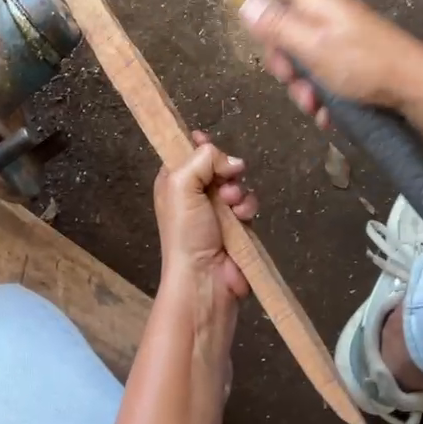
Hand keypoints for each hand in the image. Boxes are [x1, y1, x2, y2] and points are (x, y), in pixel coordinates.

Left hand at [154, 133, 257, 299]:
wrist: (205, 280)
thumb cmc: (185, 231)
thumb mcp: (181, 185)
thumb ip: (202, 159)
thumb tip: (232, 161)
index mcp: (174, 180)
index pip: (187, 151)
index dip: (200, 146)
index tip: (207, 143)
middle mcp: (194, 192)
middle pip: (217, 164)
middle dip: (225, 170)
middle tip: (224, 183)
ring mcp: (216, 210)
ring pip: (236, 183)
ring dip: (238, 192)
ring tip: (232, 205)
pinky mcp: (237, 226)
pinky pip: (248, 204)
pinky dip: (248, 208)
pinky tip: (242, 218)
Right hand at [239, 0, 422, 119]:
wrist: (419, 90)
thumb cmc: (363, 64)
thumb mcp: (311, 46)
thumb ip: (276, 26)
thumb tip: (245, 4)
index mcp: (316, 0)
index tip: (261, 30)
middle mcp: (327, 14)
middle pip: (286, 23)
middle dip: (282, 56)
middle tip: (287, 77)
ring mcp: (341, 38)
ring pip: (304, 55)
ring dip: (301, 83)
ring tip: (313, 105)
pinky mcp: (353, 61)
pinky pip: (324, 73)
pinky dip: (322, 93)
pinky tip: (328, 114)